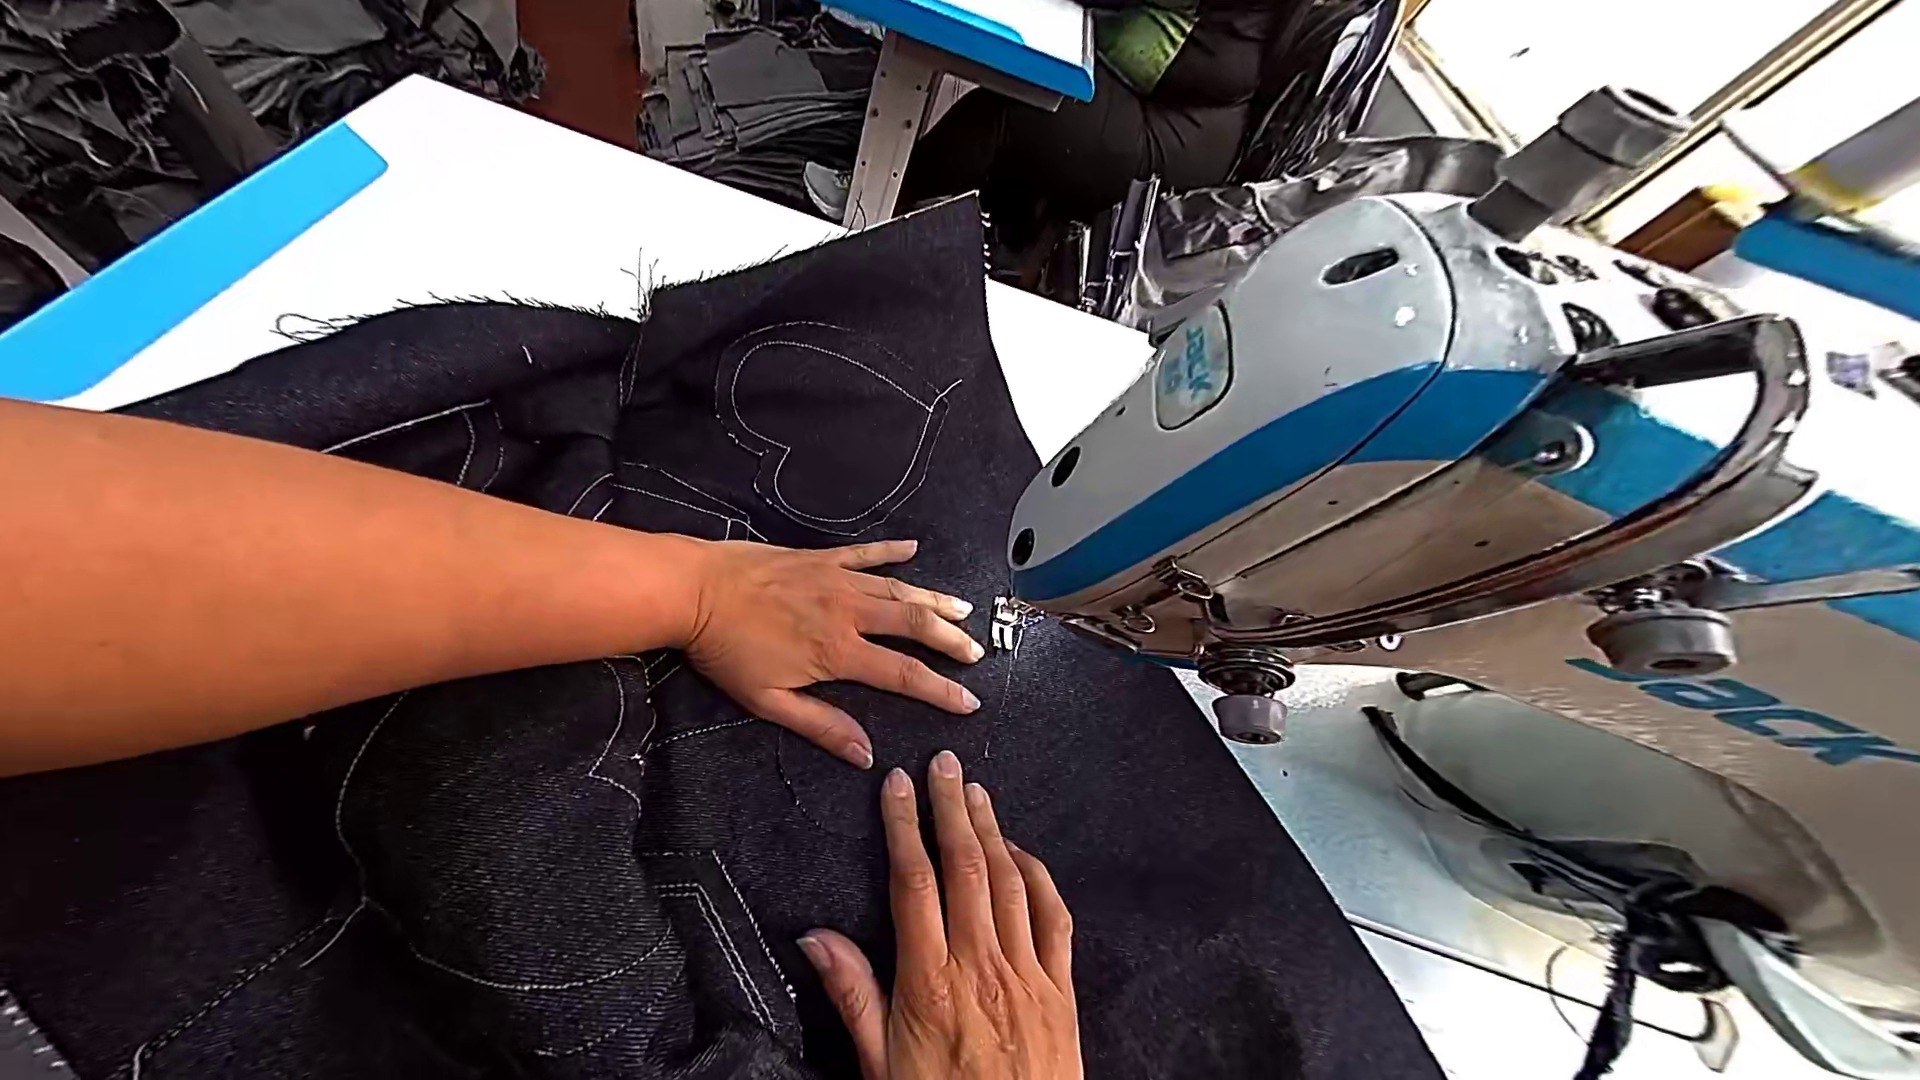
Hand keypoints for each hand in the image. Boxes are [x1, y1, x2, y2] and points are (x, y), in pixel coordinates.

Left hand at [681, 539, 982, 767]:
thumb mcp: (769, 700)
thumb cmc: (728, 649)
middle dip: (951, 639)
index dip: (941, 690)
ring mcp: (839, 579)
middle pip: (914, 624)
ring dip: (935, 600)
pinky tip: (913, 547)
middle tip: (976, 650)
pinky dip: (892, 550)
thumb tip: (865, 753)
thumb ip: (821, 725)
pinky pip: (867, 553)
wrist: (696, 590)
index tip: (969, 700)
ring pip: (900, 588)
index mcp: (839, 651)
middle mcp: (850, 611)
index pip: (903, 674)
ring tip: (962, 610)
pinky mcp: (823, 558)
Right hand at [798, 752, 1081, 1079]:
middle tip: (942, 764)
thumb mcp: (881, 1069)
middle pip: (964, 864)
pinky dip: (1038, 875)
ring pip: (1008, 879)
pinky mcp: (1062, 988)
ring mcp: (1027, 974)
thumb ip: (852, 996)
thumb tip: (814, 937)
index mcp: (931, 983)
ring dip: (990, 828)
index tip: (897, 785)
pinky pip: (1055, 916)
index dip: (903, 825)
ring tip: (974, 790)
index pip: (914, 880)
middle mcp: (981, 966)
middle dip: (949, 806)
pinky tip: (1020, 852)